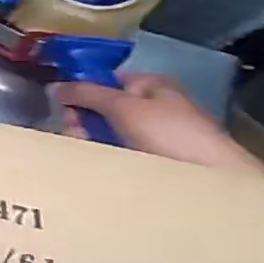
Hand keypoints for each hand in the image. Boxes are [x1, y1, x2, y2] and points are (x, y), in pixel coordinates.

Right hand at [53, 74, 263, 176]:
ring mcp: (148, 138)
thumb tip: (54, 87)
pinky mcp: (146, 163)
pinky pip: (112, 153)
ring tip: (86, 148)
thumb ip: (86, 93)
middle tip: (77, 130)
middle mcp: (149, 109)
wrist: (210, 181)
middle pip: (100, 109)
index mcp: (151, 86)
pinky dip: (101, 155)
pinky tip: (97, 162)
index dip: (83, 89)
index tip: (66, 105)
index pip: (106, 81)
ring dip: (88, 138)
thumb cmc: (170, 134)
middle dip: (82, 118)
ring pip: (103, 133)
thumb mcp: (124, 106)